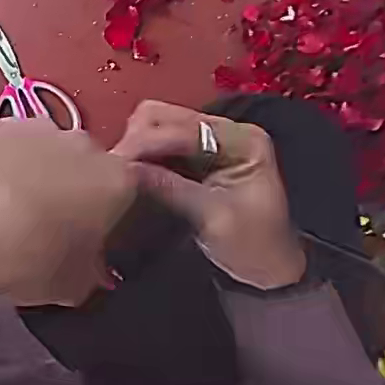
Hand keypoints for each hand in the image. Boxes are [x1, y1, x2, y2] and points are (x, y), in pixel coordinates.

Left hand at [0, 118, 135, 305]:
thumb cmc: (22, 257)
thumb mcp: (72, 285)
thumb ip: (95, 269)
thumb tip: (93, 263)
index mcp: (116, 181)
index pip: (129, 191)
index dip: (110, 212)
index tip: (92, 229)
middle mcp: (87, 144)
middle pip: (92, 164)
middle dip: (79, 186)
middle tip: (55, 217)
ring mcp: (45, 127)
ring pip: (56, 149)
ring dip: (46, 169)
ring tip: (18, 200)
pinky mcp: (8, 122)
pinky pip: (22, 141)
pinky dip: (15, 157)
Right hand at [111, 100, 305, 289]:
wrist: (270, 269)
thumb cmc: (253, 246)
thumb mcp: (213, 219)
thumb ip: (171, 189)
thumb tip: (127, 170)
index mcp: (243, 139)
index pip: (187, 128)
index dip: (149, 142)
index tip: (118, 161)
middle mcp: (225, 129)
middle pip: (166, 115)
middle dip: (138, 138)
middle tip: (115, 167)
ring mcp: (208, 138)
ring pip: (156, 123)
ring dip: (135, 143)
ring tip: (119, 170)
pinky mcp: (193, 153)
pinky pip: (157, 141)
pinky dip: (140, 152)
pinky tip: (128, 170)